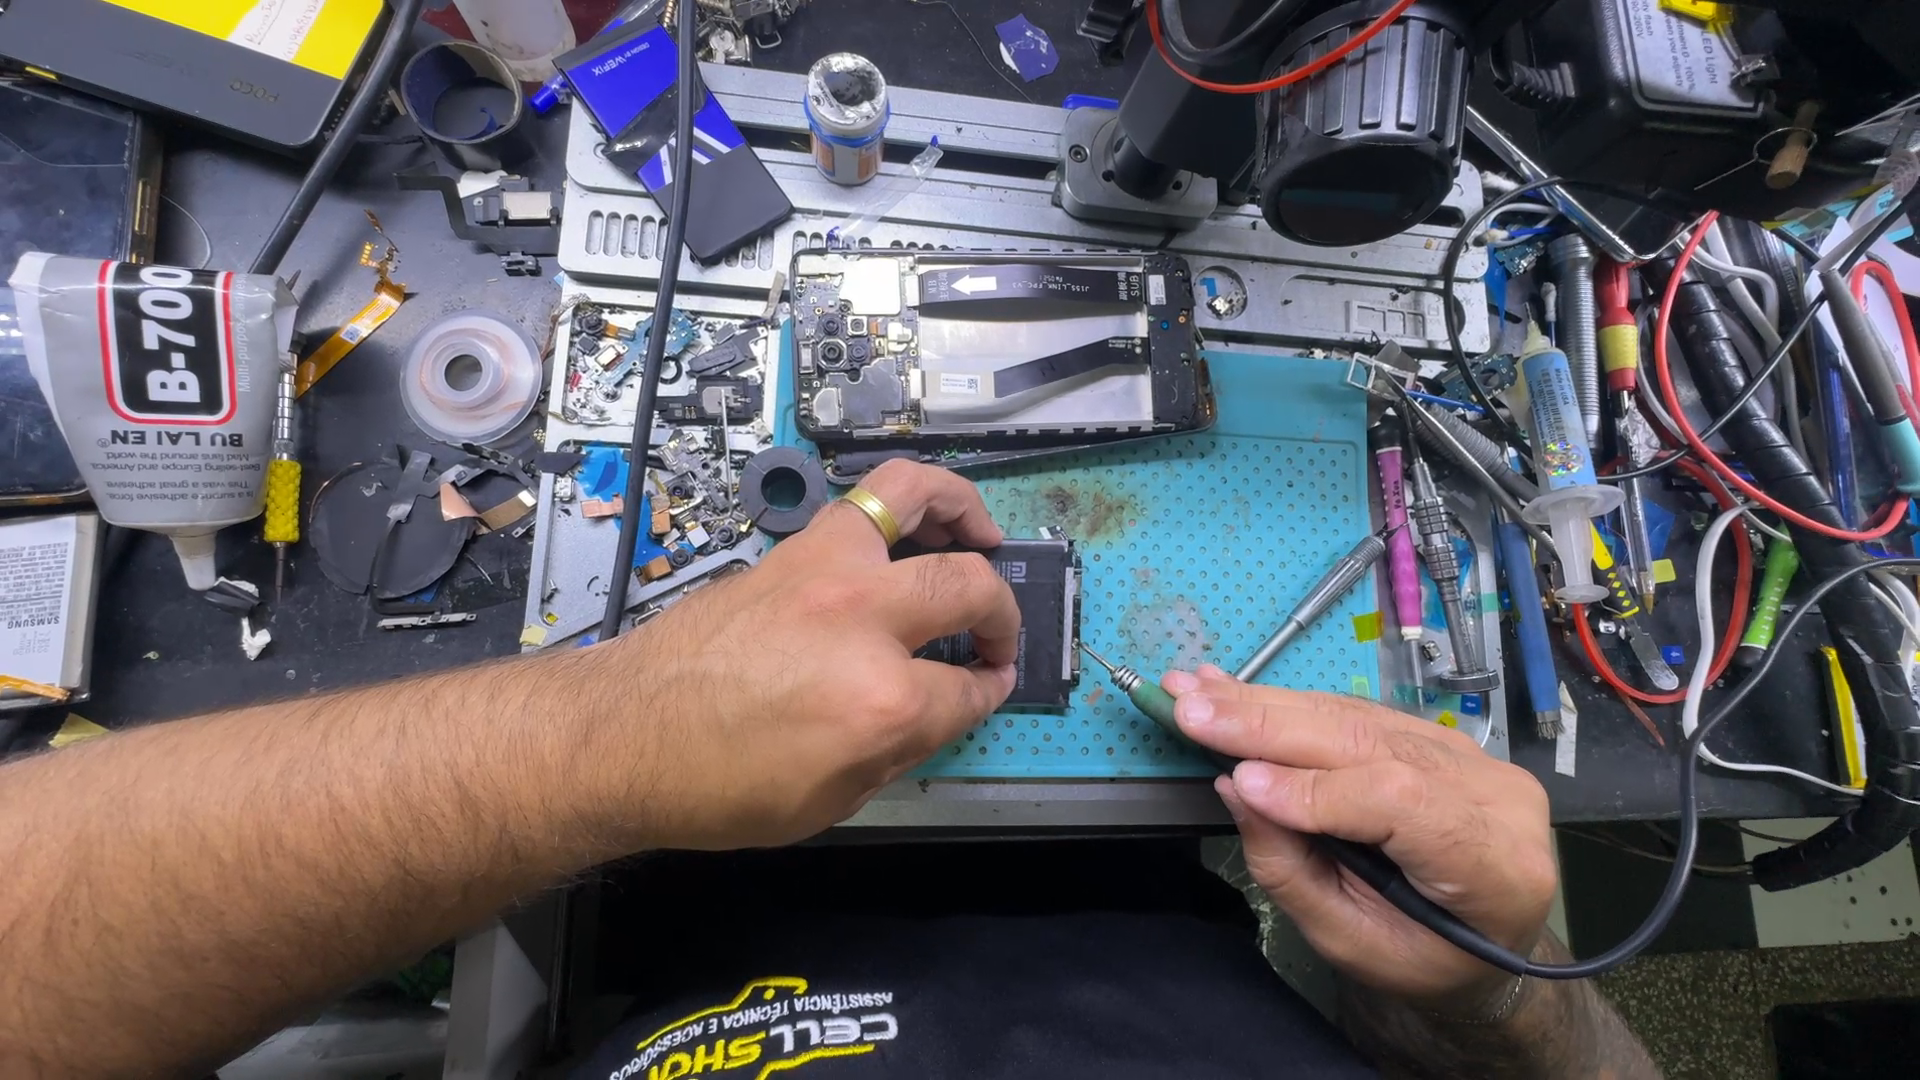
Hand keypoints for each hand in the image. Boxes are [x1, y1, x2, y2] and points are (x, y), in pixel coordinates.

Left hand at [600, 460, 1020, 850]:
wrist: (622, 736)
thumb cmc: (719, 787)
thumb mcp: (830, 801)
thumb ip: (902, 748)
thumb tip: (941, 705)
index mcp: (881, 702)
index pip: (967, 690)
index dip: (988, 691)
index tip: (990, 684)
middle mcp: (865, 621)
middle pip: (969, 589)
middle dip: (1001, 617)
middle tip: (996, 636)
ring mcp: (828, 571)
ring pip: (919, 498)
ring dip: (965, 510)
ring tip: (986, 533)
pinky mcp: (795, 549)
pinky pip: (866, 502)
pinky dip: (908, 504)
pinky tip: (914, 530)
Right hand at [1163, 666, 1556, 1010]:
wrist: (1481, 938)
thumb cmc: (1416, 956)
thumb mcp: (1349, 940)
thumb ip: (1290, 870)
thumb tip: (1234, 786)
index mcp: (1491, 864)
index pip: (1400, 803)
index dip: (1315, 788)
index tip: (1236, 780)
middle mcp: (1487, 791)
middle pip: (1364, 740)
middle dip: (1264, 725)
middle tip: (1187, 708)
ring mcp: (1461, 752)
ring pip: (1346, 713)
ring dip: (1258, 702)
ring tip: (1192, 689)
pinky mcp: (1426, 731)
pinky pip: (1345, 708)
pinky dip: (1279, 701)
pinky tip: (1228, 689)